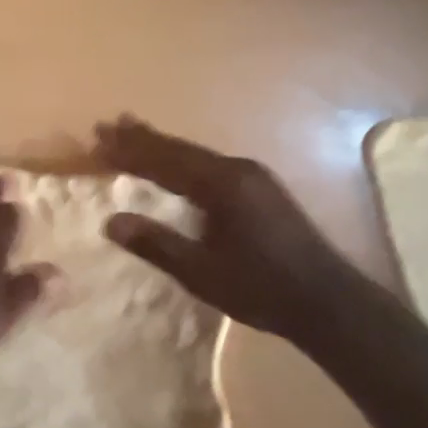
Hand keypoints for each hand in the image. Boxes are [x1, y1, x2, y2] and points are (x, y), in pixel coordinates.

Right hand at [96, 114, 361, 341]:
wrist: (331, 303)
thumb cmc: (262, 288)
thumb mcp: (202, 273)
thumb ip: (156, 244)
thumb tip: (110, 222)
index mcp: (219, 183)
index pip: (163, 160)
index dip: (128, 151)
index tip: (97, 140)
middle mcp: (235, 169)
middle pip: (178, 148)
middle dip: (141, 138)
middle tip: (106, 125)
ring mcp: (252, 176)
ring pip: (195, 153)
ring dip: (161, 144)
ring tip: (132, 130)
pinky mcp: (261, 188)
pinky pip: (210, 163)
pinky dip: (182, 157)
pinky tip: (175, 161)